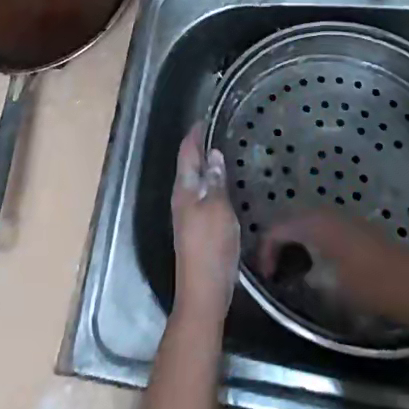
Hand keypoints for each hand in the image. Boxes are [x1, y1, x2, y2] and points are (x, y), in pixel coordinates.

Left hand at [170, 122, 239, 319]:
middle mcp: (182, 198)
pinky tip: (226, 185)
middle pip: (189, 165)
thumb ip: (215, 181)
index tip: (207, 118)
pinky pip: (203, 195)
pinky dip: (212, 182)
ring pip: (196, 180)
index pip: (187, 152)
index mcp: (184, 189)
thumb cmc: (211, 247)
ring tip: (226, 152)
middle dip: (201, 146)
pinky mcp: (197, 228)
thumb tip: (213, 154)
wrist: (203, 291)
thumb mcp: (218, 209)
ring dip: (207, 164)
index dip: (195, 134)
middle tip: (220, 130)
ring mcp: (188, 214)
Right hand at [257, 209, 408, 320]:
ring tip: (294, 267)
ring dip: (297, 241)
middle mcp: (325, 214)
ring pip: (308, 223)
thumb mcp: (329, 286)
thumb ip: (307, 275)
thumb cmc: (367, 284)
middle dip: (279, 243)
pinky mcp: (356, 227)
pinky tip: (319, 263)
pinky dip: (313, 241)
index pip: (277, 229)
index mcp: (313, 224)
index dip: (266, 250)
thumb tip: (300, 273)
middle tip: (275, 268)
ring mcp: (343, 218)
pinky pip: (323, 227)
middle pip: (291, 221)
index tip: (267, 276)